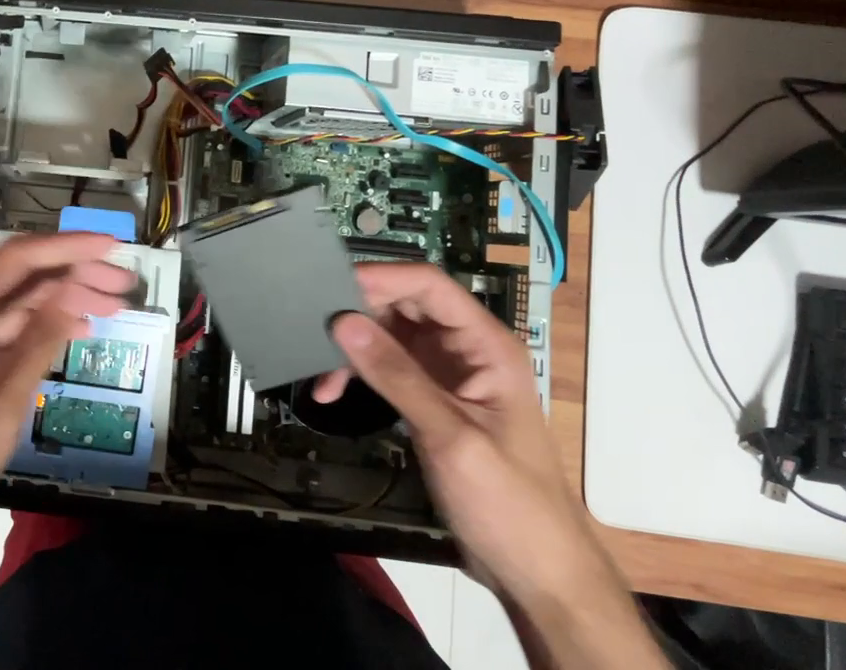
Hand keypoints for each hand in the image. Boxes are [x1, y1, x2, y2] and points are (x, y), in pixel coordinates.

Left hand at [0, 232, 135, 557]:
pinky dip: (38, 331)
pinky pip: (2, 335)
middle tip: (124, 285)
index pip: (16, 259)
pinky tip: (75, 331)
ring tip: (114, 305)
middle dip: (72, 275)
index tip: (113, 246)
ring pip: (13, 306)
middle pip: (17, 278)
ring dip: (60, 302)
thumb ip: (37, 343)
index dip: (68, 247)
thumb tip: (73, 293)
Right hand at [315, 264, 612, 601]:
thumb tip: (343, 322)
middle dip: (357, 311)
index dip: (379, 277)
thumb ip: (396, 376)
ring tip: (316, 366)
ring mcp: (447, 374)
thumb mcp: (449, 436)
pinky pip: (386, 367)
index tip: (328, 288)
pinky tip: (329, 391)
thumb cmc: (507, 502)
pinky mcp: (430, 399)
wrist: (534, 569)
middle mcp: (466, 350)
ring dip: (352, 346)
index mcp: (486, 345)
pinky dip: (357, 374)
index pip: (428, 285)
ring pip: (389, 334)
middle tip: (311, 327)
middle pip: (404, 304)